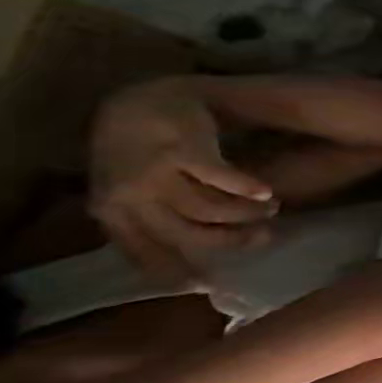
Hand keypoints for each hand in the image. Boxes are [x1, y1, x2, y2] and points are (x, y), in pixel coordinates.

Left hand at [88, 78, 277, 286]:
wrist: (139, 98)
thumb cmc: (135, 146)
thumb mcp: (127, 185)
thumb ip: (145, 214)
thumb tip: (178, 251)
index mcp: (111, 211)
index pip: (144, 253)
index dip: (177, 272)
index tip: (211, 284)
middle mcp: (129, 197)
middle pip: (186, 234)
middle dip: (228, 242)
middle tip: (263, 239)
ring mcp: (155, 174)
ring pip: (207, 209)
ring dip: (244, 214)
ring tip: (271, 209)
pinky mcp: (183, 150)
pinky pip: (221, 178)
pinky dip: (246, 188)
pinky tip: (267, 191)